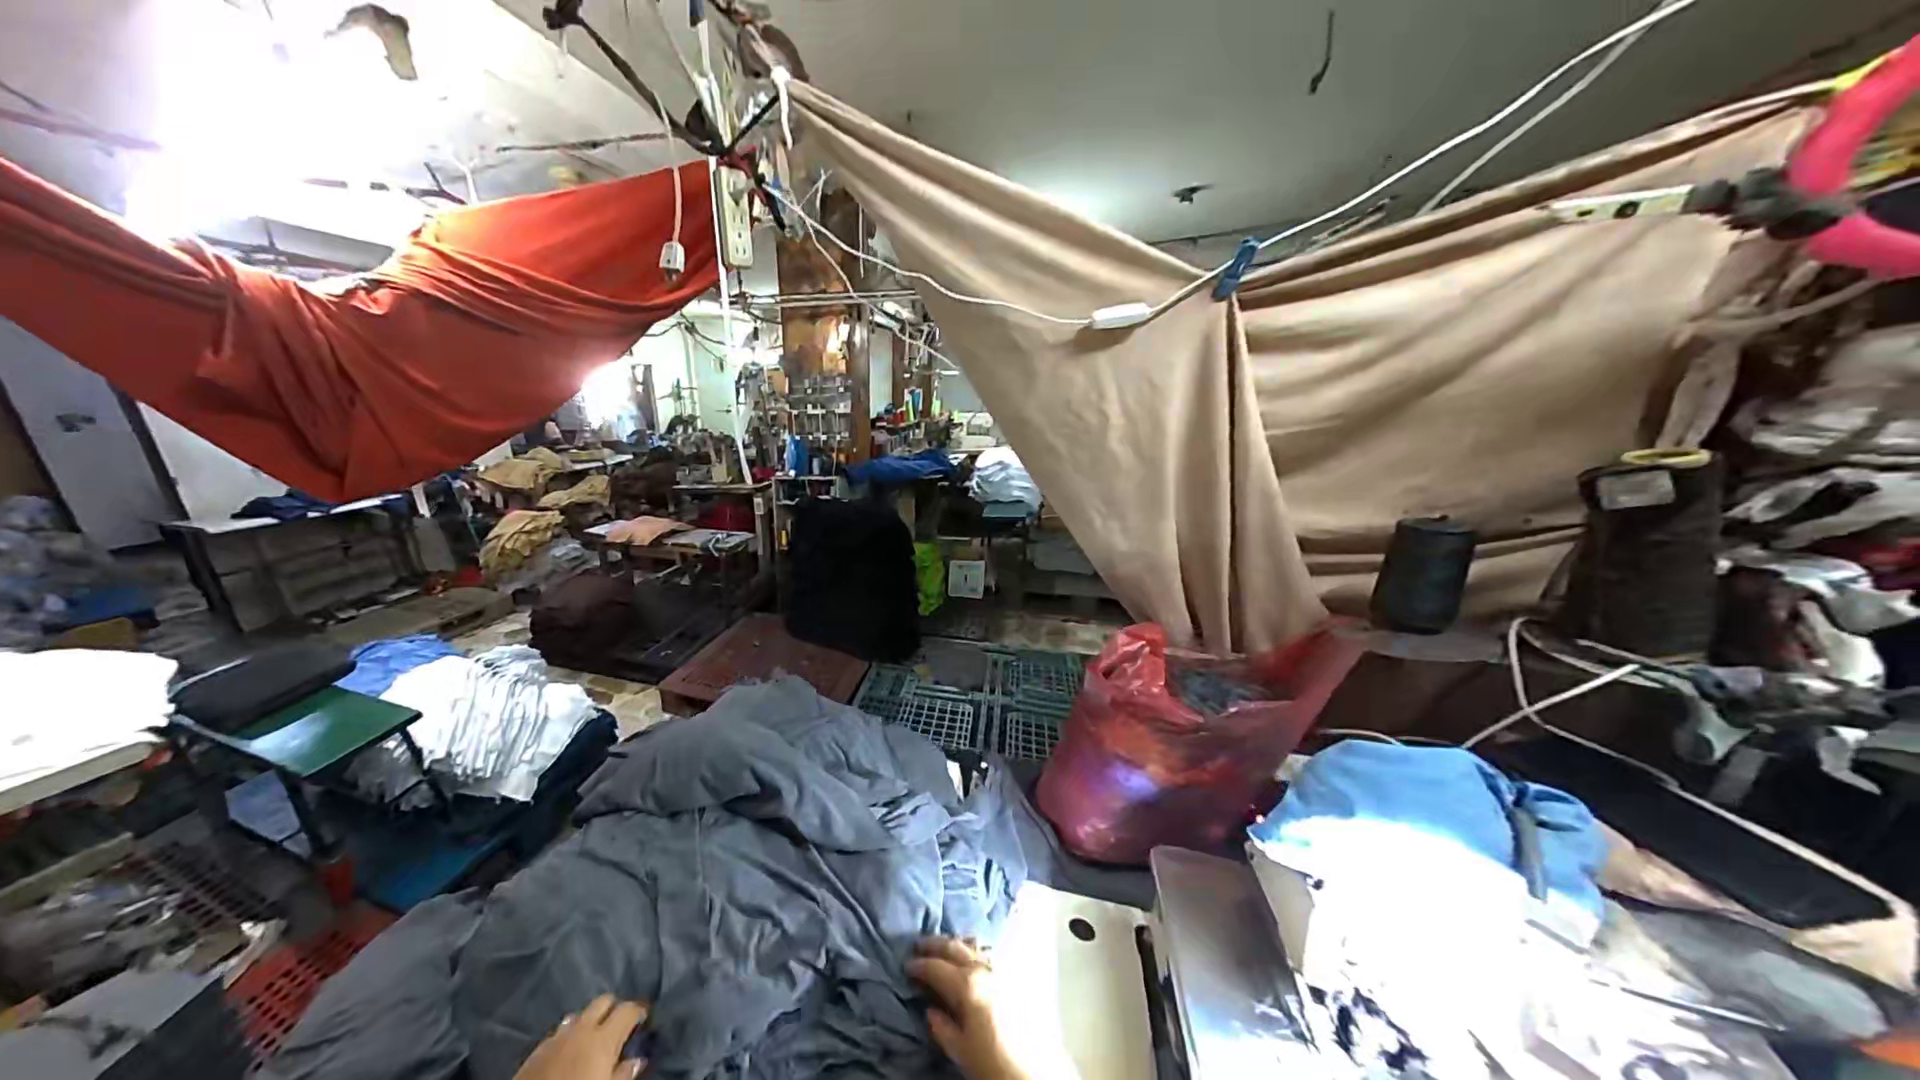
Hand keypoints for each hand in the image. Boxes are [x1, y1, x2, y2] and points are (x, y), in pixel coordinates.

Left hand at [512, 995, 648, 1079]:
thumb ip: (623, 1074)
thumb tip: (637, 1060)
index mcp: (603, 1038)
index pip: (628, 1009)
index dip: (639, 1010)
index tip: (644, 1018)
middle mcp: (581, 1029)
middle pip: (603, 1001)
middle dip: (614, 1007)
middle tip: (619, 1025)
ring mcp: (556, 1037)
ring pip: (579, 1014)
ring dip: (590, 1020)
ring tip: (593, 1037)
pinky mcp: (536, 1050)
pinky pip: (559, 1031)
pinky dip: (569, 1034)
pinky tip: (568, 1051)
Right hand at [906, 937, 1030, 1079]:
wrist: (1027, 1071)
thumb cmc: (989, 1061)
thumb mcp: (959, 1048)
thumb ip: (941, 1026)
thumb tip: (930, 1010)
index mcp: (966, 984)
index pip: (936, 967)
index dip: (919, 965)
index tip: (907, 965)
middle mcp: (982, 969)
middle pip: (954, 947)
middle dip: (934, 944)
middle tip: (919, 945)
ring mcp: (999, 969)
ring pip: (972, 945)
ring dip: (954, 943)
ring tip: (942, 947)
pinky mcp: (1011, 976)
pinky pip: (987, 953)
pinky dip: (973, 949)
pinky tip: (970, 956)